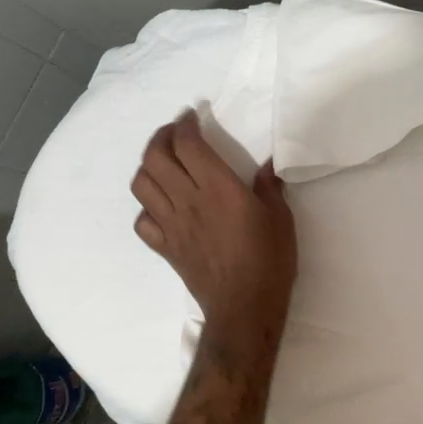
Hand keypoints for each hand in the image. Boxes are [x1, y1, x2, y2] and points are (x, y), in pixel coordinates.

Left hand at [132, 112, 297, 335]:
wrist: (244, 307)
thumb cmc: (269, 259)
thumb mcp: (280, 216)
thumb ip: (268, 185)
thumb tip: (267, 164)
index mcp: (218, 188)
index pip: (187, 145)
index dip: (185, 125)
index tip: (191, 116)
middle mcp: (188, 201)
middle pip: (155, 158)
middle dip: (160, 138)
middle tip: (175, 132)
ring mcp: (172, 225)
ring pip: (142, 185)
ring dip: (148, 166)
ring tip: (164, 161)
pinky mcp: (165, 247)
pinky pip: (143, 221)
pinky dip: (147, 206)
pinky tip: (162, 204)